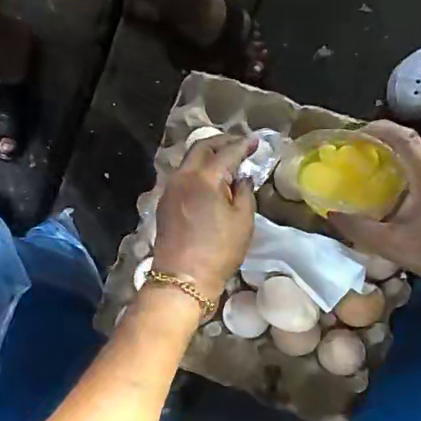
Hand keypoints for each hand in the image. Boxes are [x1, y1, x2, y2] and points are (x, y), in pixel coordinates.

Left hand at [152, 133, 256, 292]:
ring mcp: (169, 189)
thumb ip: (244, 192)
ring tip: (225, 160)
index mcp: (204, 177)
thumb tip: (242, 178)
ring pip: (188, 162)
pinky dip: (197, 171)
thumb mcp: (242, 221)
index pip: (226, 152)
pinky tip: (209, 181)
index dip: (243, 145)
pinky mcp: (165, 203)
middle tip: (239, 144)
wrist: (182, 278)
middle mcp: (182, 177)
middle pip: (200, 148)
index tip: (256, 141)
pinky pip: (182, 177)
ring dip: (207, 156)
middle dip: (221, 142)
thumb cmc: (218, 251)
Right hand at [326, 121, 420, 294]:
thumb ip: (357, 228)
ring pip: (417, 152)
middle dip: (380, 138)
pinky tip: (387, 179)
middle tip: (354, 147)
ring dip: (392, 150)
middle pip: (410, 141)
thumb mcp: (390, 245)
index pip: (404, 138)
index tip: (353, 134)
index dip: (378, 130)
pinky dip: (402, 163)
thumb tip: (330, 214)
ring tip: (366, 160)